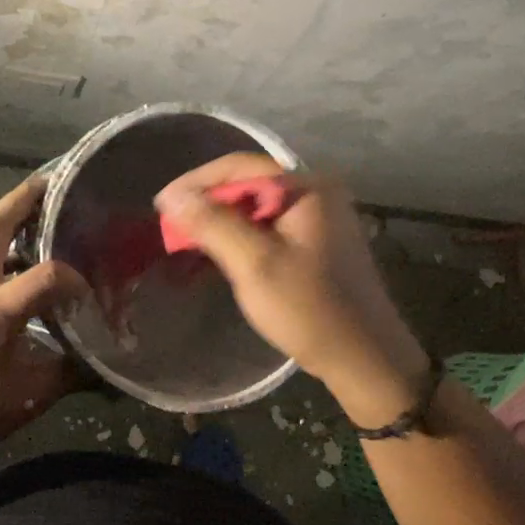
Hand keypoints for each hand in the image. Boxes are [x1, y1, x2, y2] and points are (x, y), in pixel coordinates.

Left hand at [0, 176, 88, 467]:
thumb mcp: (28, 395)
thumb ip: (71, 369)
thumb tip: (107, 361)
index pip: (43, 276)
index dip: (72, 277)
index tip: (87, 288)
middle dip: (23, 199)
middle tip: (51, 184)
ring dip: (4, 223)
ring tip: (33, 218)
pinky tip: (2, 263)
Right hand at [154, 154, 430, 421]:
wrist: (364, 358)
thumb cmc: (308, 309)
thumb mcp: (254, 264)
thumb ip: (213, 224)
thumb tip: (173, 196)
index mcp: (307, 188)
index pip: (239, 167)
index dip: (195, 182)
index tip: (161, 205)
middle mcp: (317, 192)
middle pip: (248, 183)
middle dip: (207, 202)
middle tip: (172, 226)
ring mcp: (321, 217)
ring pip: (257, 206)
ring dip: (222, 220)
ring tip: (189, 239)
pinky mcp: (318, 241)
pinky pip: (270, 225)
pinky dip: (241, 234)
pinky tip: (222, 252)